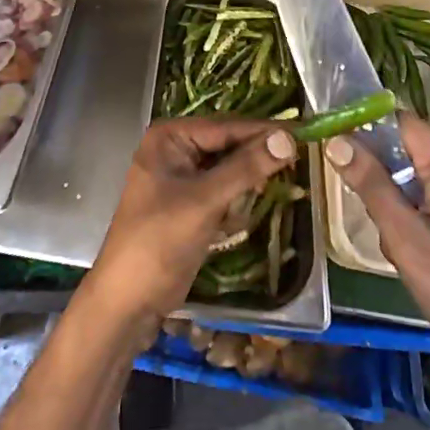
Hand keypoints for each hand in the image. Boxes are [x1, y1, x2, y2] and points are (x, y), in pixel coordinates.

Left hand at [87, 117, 297, 324]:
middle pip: (228, 144)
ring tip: (288, 175)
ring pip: (228, 167)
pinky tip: (258, 202)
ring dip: (251, 177)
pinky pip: (222, 189)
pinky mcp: (189, 204)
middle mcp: (174, 149)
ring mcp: (181, 177)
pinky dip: (239, 196)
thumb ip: (246, 167)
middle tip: (300, 156)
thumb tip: (288, 138)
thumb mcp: (205, 201)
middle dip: (258, 154)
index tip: (303, 133)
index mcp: (170, 137)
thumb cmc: (159, 242)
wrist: (126, 303)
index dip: (264, 131)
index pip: (226, 126)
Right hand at [326, 114, 429, 429]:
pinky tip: (414, 258)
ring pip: (415, 181)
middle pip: (406, 151)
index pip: (400, 121)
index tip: (331, 144)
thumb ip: (372, 187)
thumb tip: (337, 140)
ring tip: (396, 248)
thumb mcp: (409, 242)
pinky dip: (413, 222)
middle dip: (379, 177)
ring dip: (395, 206)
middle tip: (369, 215)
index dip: (363, 126)